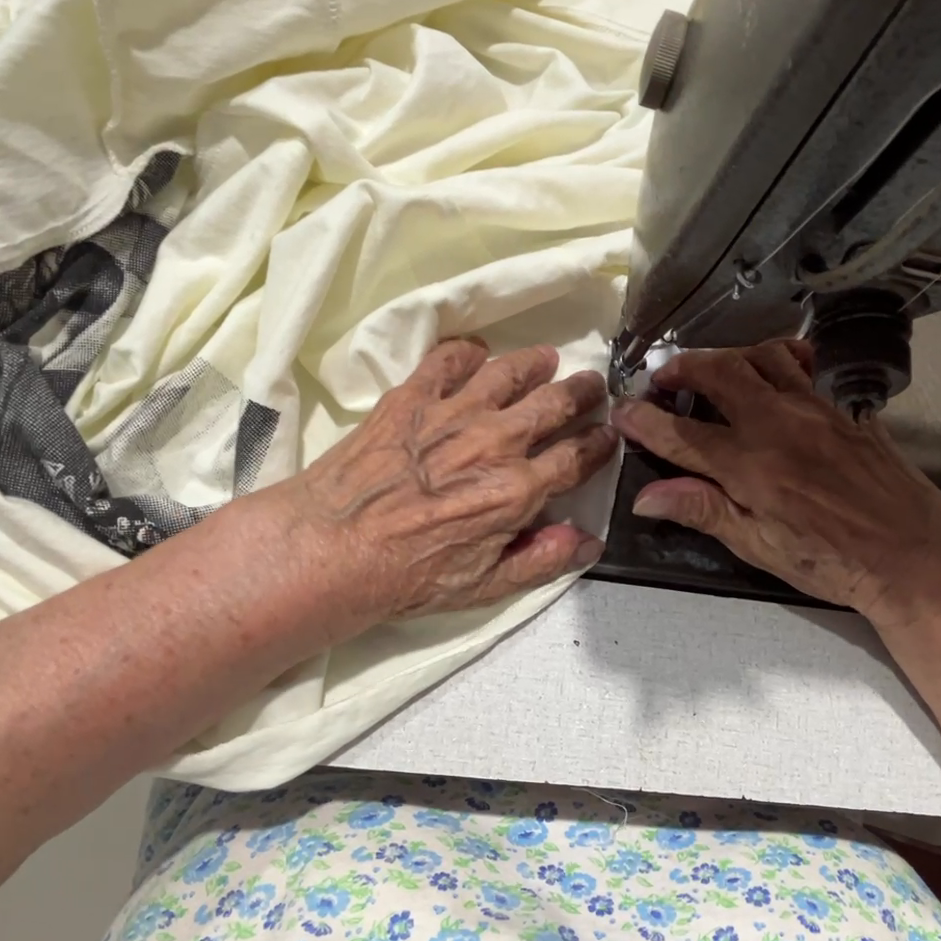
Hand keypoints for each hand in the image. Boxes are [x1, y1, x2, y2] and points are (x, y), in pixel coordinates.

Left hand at [284, 338, 616, 626]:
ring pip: (507, 373)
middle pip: (552, 405)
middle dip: (580, 392)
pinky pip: (447, 361)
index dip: (598, 444)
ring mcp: (452, 413)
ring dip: (533, 363)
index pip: (575, 457)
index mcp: (517, 490)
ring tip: (546, 359)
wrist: (332, 546)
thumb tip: (588, 542)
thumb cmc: (409, 576)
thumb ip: (541, 560)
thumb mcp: (484, 587)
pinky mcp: (410, 397)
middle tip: (590, 384)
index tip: (608, 435)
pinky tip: (475, 355)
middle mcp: (494, 441)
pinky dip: (467, 354)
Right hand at [611, 340, 940, 620]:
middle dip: (682, 368)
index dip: (644, 421)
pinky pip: (805, 365)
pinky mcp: (843, 407)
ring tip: (711, 370)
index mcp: (750, 466)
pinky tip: (772, 371)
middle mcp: (778, 424)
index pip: (682, 434)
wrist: (914, 551)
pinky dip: (778, 358)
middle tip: (662, 378)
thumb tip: (646, 497)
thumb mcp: (759, 547)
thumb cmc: (832, 561)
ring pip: (762, 356)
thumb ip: (703, 511)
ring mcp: (815, 408)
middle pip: (720, 373)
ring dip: (728, 356)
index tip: (619, 411)